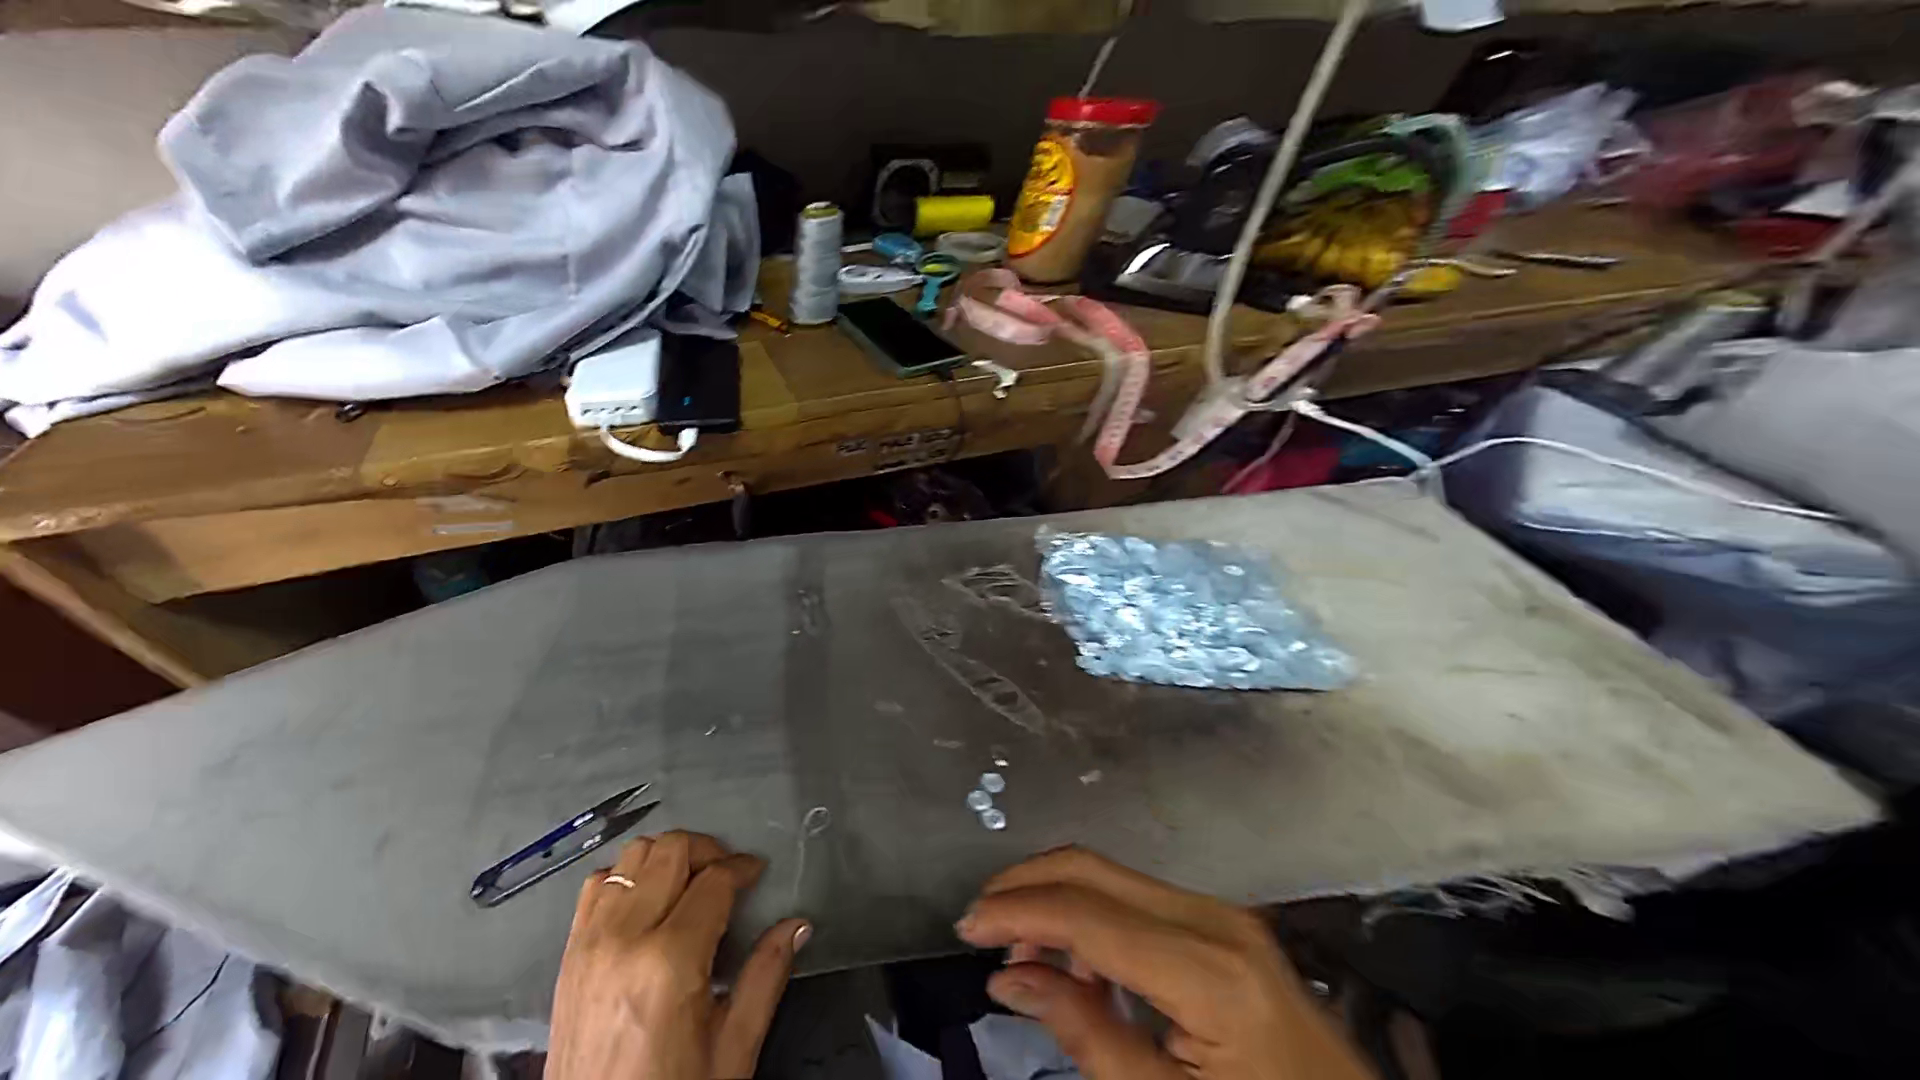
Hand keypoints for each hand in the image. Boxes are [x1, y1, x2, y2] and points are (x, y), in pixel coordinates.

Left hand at [546, 831, 808, 1079]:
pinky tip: (649, 901)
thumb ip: (767, 975)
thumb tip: (799, 924)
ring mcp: (589, 942)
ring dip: (668, 858)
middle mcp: (624, 937)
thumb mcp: (733, 1047)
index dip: (743, 868)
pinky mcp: (568, 953)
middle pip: (670, 850)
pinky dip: (628, 877)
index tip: (757, 874)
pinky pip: (597, 883)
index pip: (714, 879)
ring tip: (691, 885)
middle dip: (708, 851)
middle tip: (728, 876)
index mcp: (669, 960)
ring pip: (633, 856)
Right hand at [955, 848, 1373, 1079]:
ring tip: (1020, 953)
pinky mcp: (1223, 924)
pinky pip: (1137, 899)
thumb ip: (1084, 1034)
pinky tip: (1073, 959)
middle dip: (1027, 885)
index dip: (1017, 913)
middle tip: (978, 922)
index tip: (965, 927)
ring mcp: (1222, 914)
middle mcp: (1213, 918)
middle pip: (1095, 870)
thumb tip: (1007, 976)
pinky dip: (1090, 914)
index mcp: (1207, 970)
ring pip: (1112, 876)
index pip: (1087, 914)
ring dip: (1056, 898)